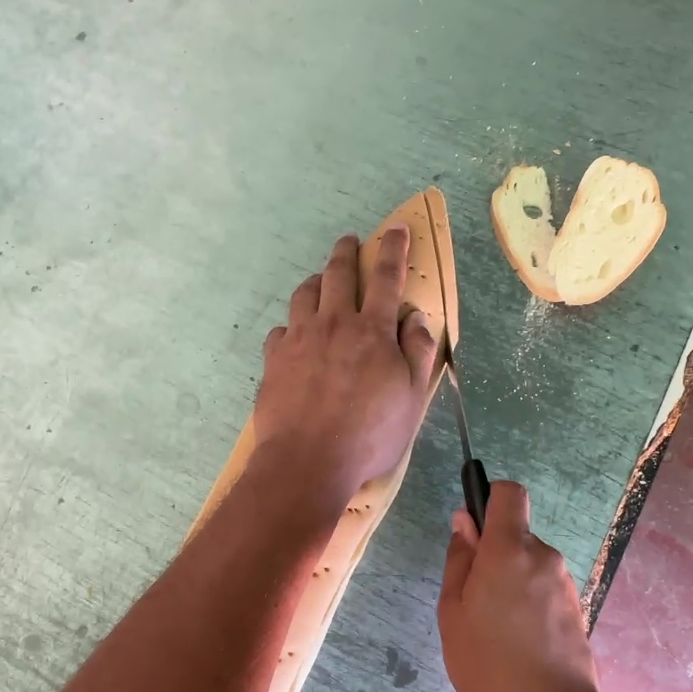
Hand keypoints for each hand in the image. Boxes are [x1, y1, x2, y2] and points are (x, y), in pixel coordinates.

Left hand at [254, 227, 439, 498]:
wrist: (307, 462)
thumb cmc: (369, 435)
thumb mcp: (412, 399)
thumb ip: (418, 354)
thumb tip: (417, 318)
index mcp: (372, 331)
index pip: (387, 278)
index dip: (394, 250)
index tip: (397, 230)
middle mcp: (334, 324)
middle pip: (339, 274)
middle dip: (347, 252)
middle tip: (349, 241)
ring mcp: (299, 339)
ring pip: (305, 294)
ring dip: (316, 282)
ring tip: (321, 282)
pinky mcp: (274, 359)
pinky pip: (282, 330)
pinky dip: (292, 326)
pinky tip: (295, 337)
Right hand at [438, 482, 601, 691]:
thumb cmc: (488, 661)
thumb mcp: (453, 611)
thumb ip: (459, 560)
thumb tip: (465, 522)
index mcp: (510, 549)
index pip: (510, 493)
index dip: (490, 499)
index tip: (474, 531)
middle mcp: (544, 557)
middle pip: (517, 536)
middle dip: (495, 557)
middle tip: (473, 602)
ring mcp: (565, 585)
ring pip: (530, 567)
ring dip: (512, 584)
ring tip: (495, 631)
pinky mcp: (576, 611)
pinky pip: (544, 592)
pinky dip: (529, 606)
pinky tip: (518, 645)